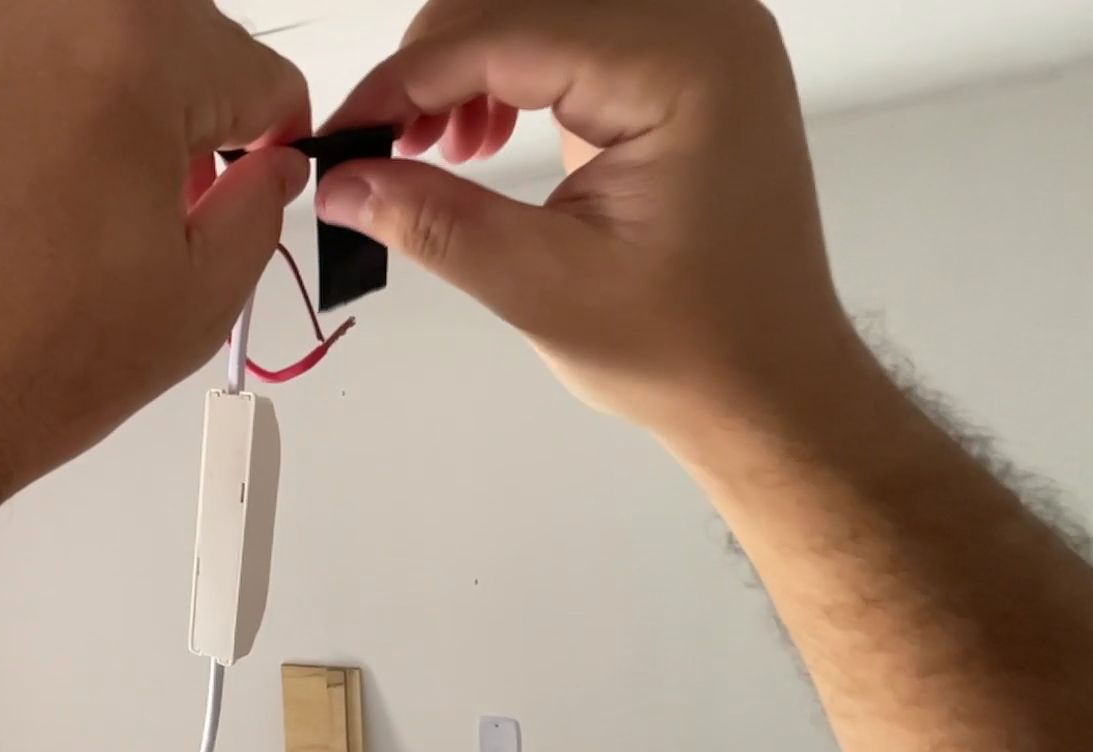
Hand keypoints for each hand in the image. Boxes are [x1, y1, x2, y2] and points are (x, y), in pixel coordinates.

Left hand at [0, 0, 309, 486]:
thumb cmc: (36, 358)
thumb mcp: (200, 298)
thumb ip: (262, 210)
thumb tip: (271, 170)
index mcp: (137, 45)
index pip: (257, 72)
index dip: (275, 142)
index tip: (261, 182)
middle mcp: (53, 1)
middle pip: (184, 37)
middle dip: (204, 115)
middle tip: (190, 205)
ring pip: (112, 40)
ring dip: (139, 110)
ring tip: (119, 213)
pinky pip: (46, 58)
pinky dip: (76, 110)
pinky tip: (64, 195)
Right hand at [316, 0, 867, 433]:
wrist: (757, 374)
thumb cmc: (668, 344)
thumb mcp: (534, 285)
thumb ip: (431, 223)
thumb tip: (336, 185)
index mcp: (679, 62)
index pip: (503, 31)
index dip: (402, 81)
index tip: (336, 144)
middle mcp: (694, 17)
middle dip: (428, 69)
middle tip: (380, 157)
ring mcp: (688, 37)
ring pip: (530, 11)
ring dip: (458, 71)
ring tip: (428, 155)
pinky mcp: (670, 68)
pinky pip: (560, 40)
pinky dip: (497, 79)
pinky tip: (477, 143)